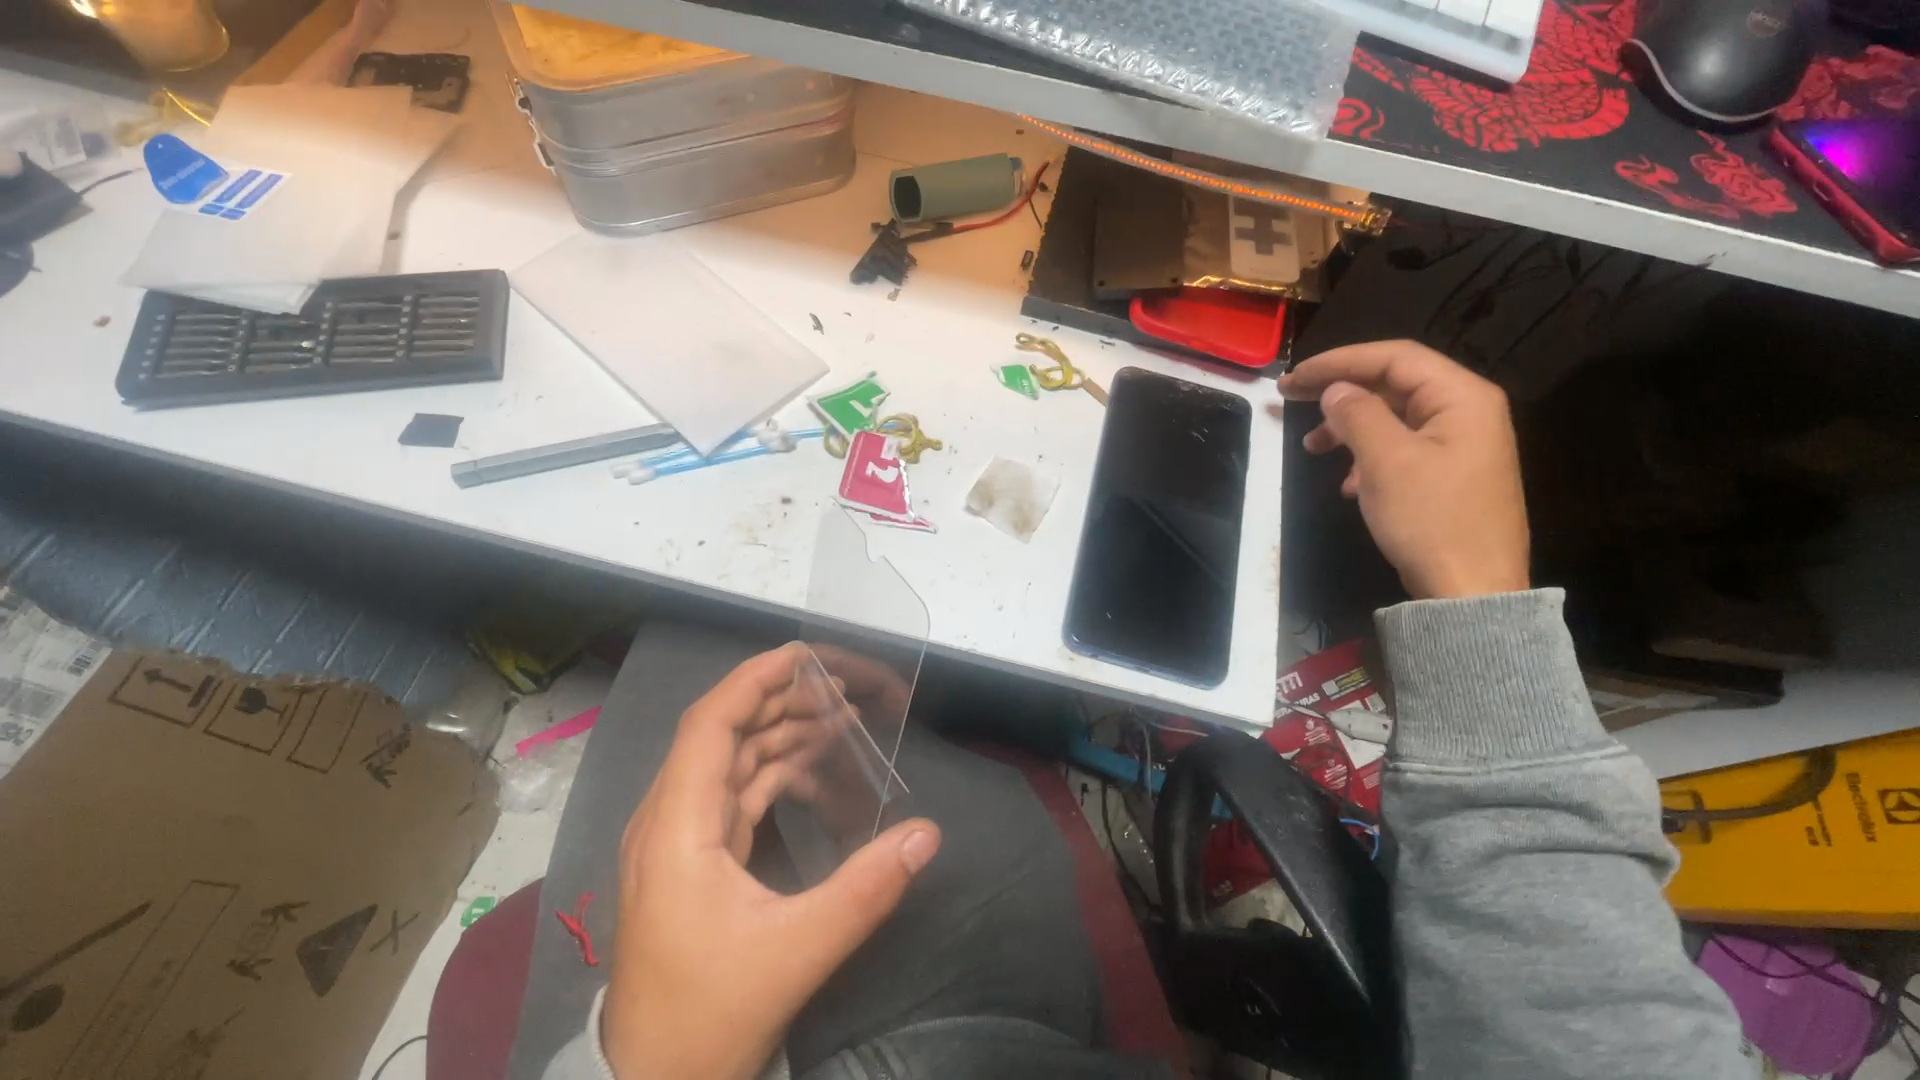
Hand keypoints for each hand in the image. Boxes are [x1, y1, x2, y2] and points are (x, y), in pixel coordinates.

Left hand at [602, 643, 941, 1079]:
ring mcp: (680, 840)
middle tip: (847, 689)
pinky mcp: (695, 861)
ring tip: (842, 719)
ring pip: (732, 764)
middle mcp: (670, 819)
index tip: (806, 654)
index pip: (712, 723)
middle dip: (784, 703)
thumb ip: (866, 889)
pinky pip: (736, 797)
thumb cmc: (709, 1011)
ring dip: (782, 737)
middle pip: (726, 735)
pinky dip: (776, 774)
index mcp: (677, 824)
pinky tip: (816, 769)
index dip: (756, 679)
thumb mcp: (796, 951)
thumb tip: (927, 833)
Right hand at [1278, 340, 1529, 599]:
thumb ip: (1357, 414)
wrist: (1472, 592)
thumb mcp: (1385, 461)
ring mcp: (1462, 446)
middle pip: (1394, 384)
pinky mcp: (1451, 476)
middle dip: (1340, 393)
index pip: (1395, 357)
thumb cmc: (1431, 519)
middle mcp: (1468, 412)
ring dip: (1350, 427)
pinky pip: (1403, 449)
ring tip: (1312, 449)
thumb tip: (1335, 390)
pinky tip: (1348, 485)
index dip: (1339, 361)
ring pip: (1395, 418)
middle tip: (1290, 400)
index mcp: (1462, 397)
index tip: (1293, 377)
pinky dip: (1368, 457)